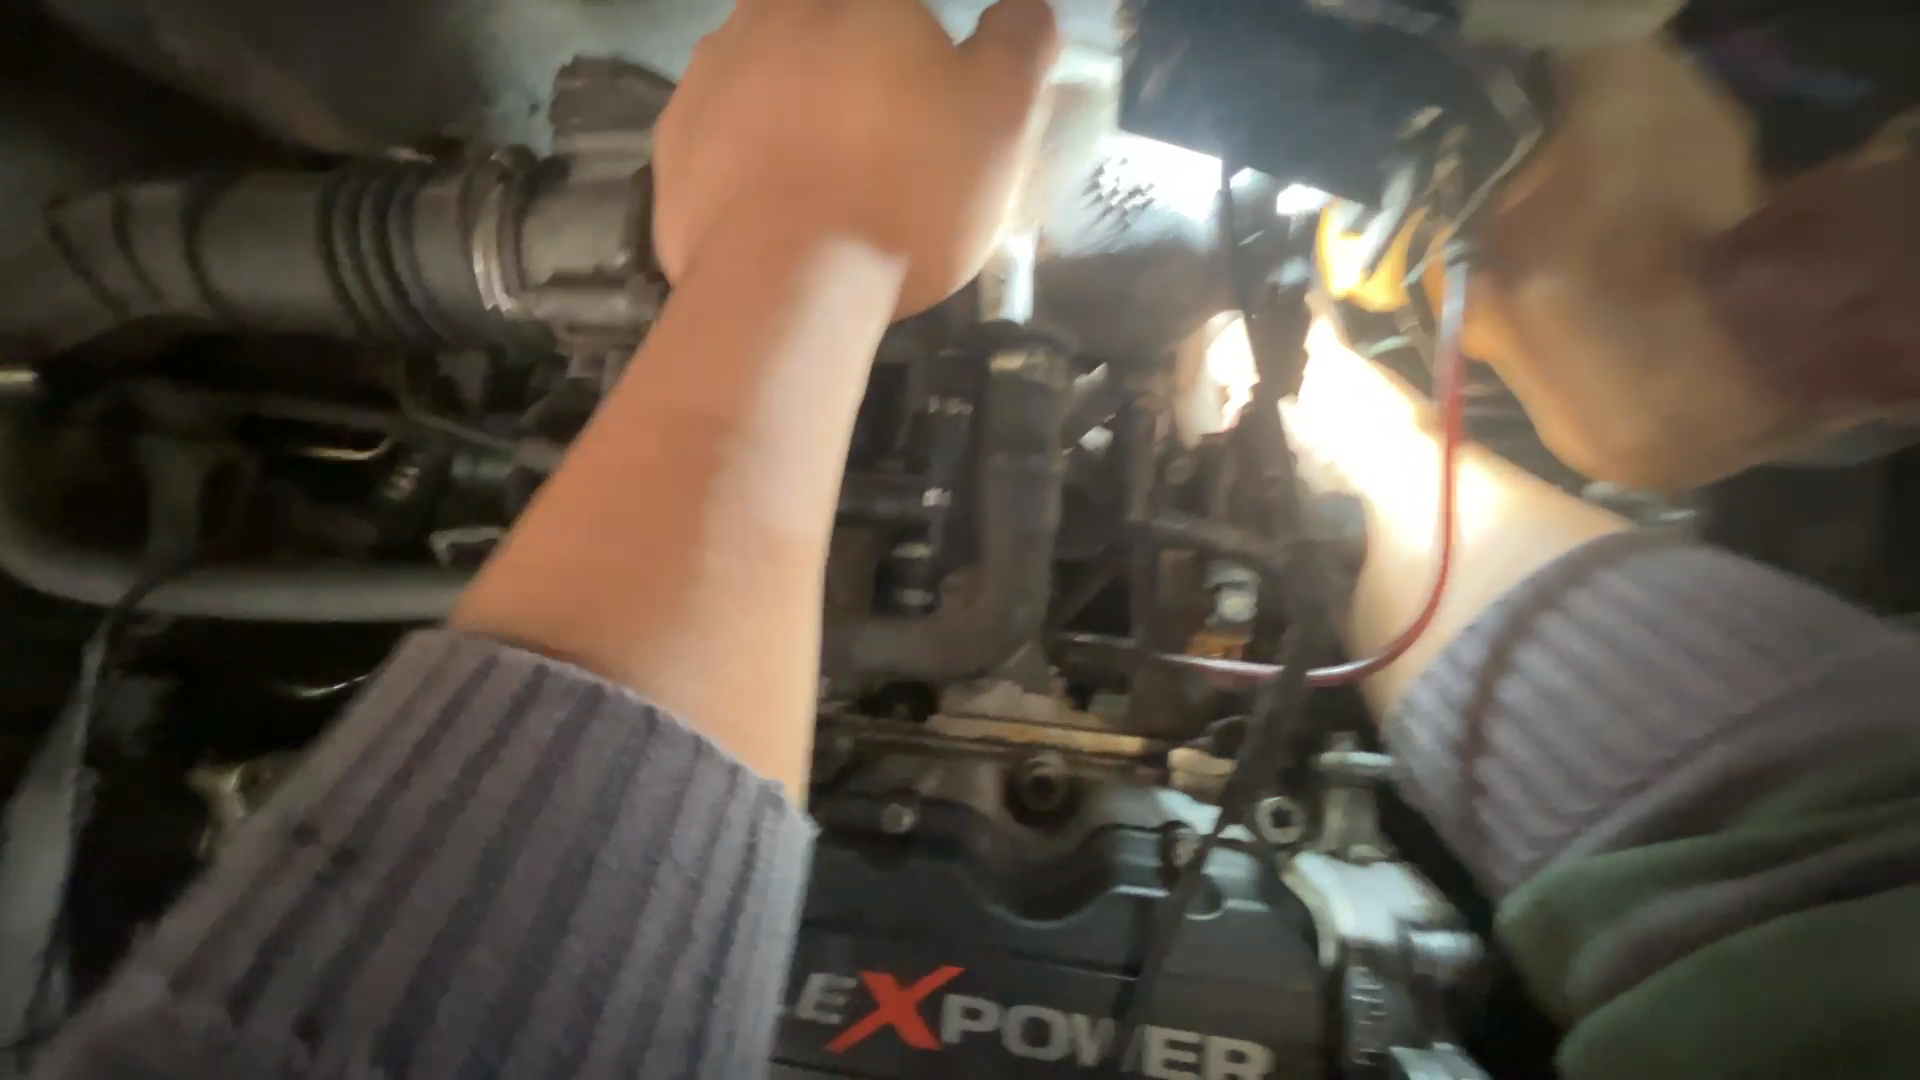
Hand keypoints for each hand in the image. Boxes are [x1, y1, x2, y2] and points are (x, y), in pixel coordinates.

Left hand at [651, 0, 1059, 316]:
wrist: (792, 285)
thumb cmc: (909, 194)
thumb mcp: (1001, 119)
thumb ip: (1019, 46)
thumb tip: (1022, 10)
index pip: (899, 16)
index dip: (919, 64)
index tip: (927, 121)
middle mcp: (772, 13)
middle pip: (824, 36)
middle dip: (851, 84)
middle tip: (874, 159)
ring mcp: (710, 76)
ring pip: (763, 80)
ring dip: (791, 117)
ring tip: (820, 191)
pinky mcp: (674, 144)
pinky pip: (719, 136)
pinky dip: (745, 163)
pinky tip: (775, 212)